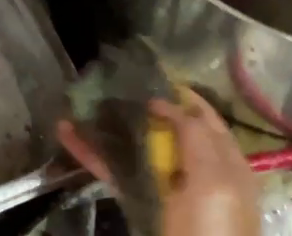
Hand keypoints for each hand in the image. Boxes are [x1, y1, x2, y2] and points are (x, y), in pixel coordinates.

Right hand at [56, 94, 259, 235]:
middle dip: (136, 106)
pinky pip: (115, 174)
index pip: (203, 116)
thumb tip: (165, 100)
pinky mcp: (140, 209)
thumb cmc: (214, 232)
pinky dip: (92, 154)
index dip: (178, 92)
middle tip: (106, 84)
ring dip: (107, 127)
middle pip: (165, 129)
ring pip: (134, 149)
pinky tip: (66, 134)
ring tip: (77, 104)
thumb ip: (194, 136)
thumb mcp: (214, 181)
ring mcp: (167, 192)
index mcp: (225, 164)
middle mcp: (196, 174)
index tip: (146, 71)